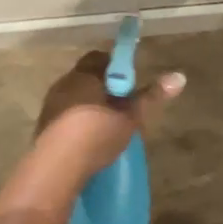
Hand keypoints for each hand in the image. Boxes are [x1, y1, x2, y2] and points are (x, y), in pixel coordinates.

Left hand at [34, 51, 184, 175]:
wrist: (57, 165)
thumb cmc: (97, 133)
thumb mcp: (130, 116)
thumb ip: (150, 96)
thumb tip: (179, 76)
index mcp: (82, 75)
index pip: (98, 58)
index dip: (115, 66)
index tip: (130, 82)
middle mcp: (62, 85)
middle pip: (85, 78)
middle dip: (102, 87)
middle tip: (123, 104)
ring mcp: (50, 106)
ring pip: (73, 97)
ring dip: (88, 105)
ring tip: (107, 124)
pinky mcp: (44, 126)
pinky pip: (64, 116)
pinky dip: (77, 121)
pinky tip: (88, 138)